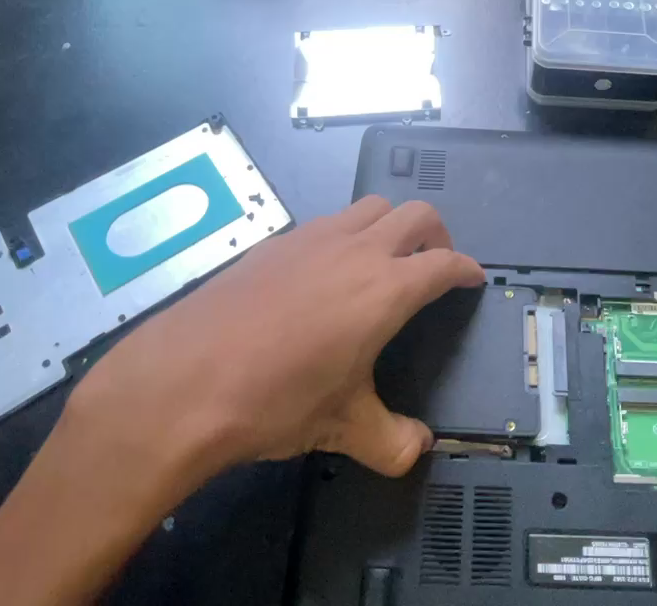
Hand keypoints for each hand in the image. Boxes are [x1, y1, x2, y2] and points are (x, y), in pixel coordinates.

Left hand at [65, 196, 483, 504]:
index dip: (466, 269)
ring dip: (389, 225)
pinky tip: (324, 272)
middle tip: (434, 261)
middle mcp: (356, 250)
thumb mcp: (342, 428)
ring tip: (383, 259)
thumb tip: (417, 449)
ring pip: (369, 207)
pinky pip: (327, 222)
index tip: (472, 278)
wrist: (183, 381)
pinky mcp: (275, 243)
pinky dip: (344, 234)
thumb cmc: (276, 400)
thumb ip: (392, 441)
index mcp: (385, 289)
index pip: (444, 262)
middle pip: (414, 213)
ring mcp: (312, 239)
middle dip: (436, 232)